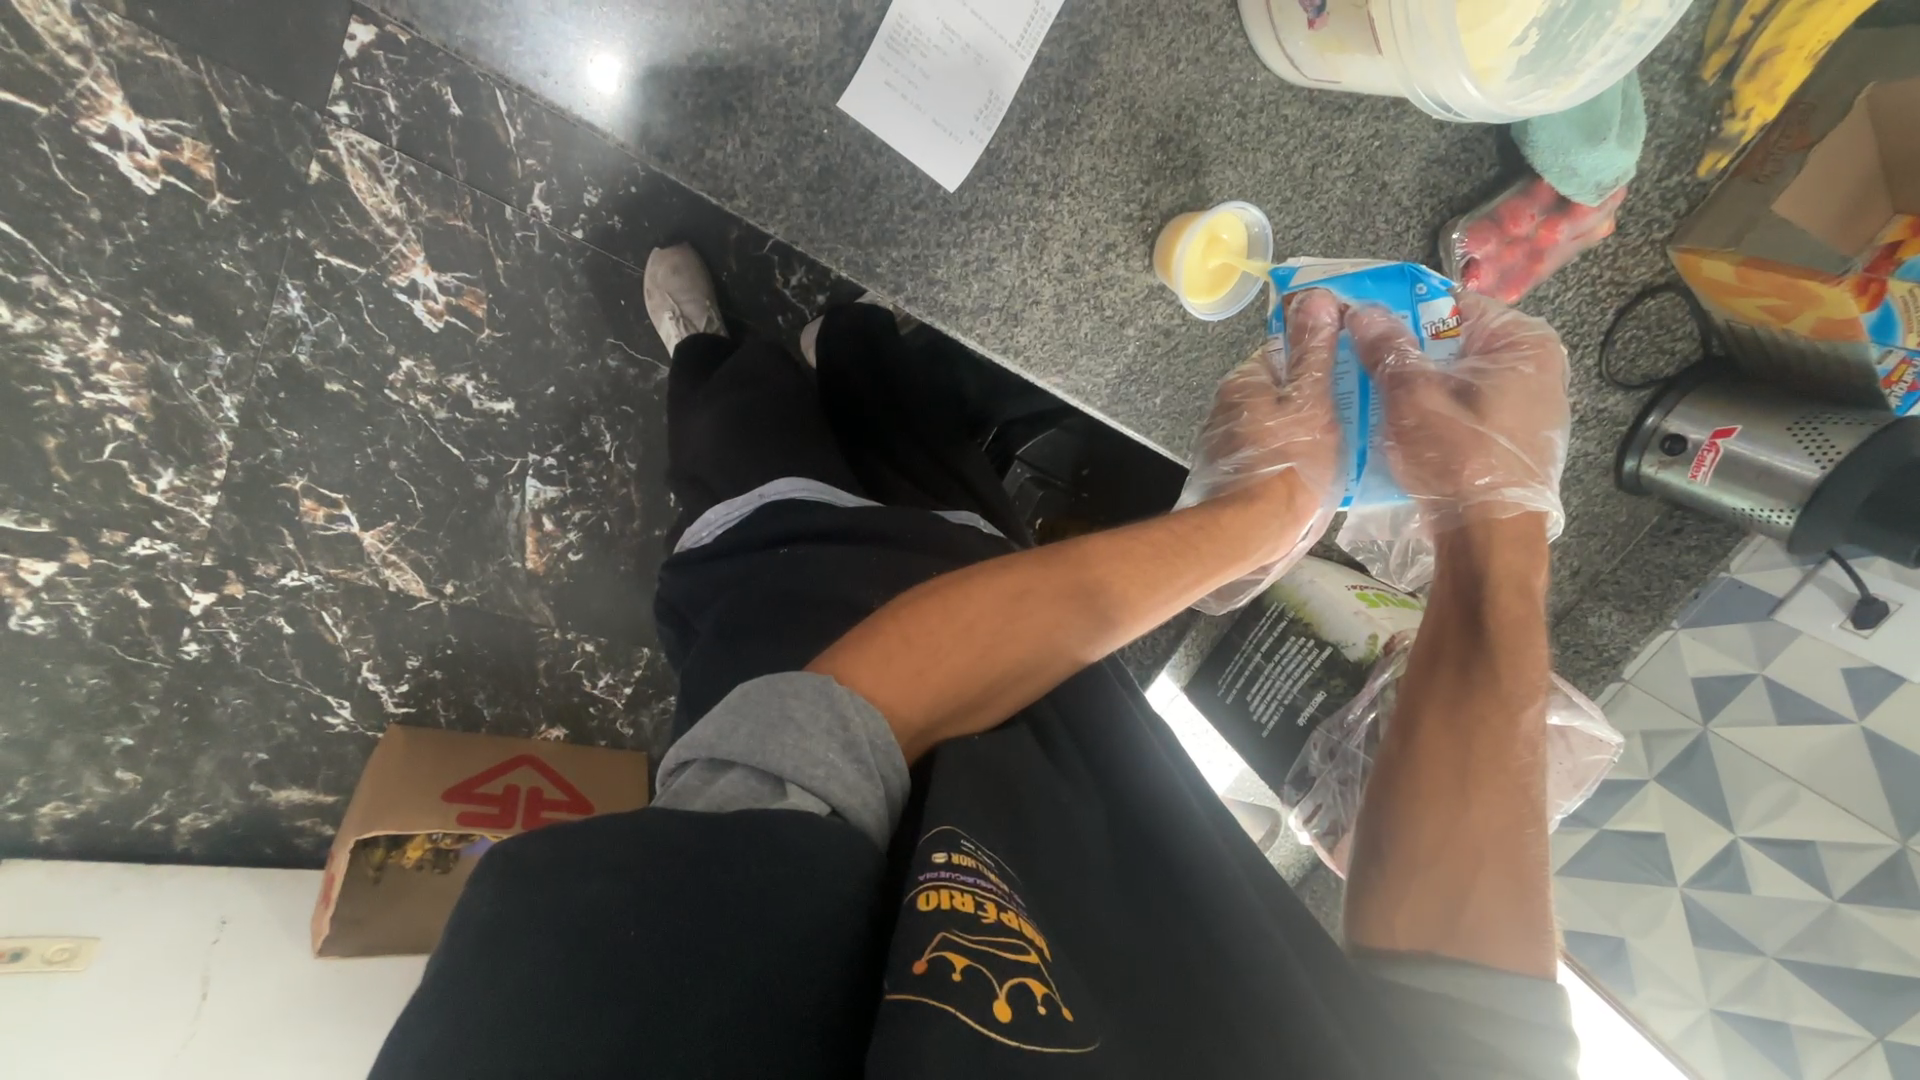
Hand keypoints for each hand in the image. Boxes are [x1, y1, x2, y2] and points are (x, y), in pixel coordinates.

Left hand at [1176, 288, 1343, 612]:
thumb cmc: (1288, 462)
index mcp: (1244, 382)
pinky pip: (1269, 452)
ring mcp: (1226, 442)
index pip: (1285, 350)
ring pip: (1275, 423)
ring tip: (1346, 440)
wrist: (1250, 529)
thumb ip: (1314, 353)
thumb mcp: (1312, 401)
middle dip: (1315, 396)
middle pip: (1280, 389)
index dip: (1321, 354)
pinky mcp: (1231, 474)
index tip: (1354, 368)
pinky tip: (1317, 468)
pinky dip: (1290, 455)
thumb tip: (1316, 295)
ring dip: (1304, 427)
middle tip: (1358, 410)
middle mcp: (1227, 407)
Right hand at [1345, 291, 1569, 535]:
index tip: (1354, 315)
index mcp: (1521, 341)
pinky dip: (1424, 410)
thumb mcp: (1412, 396)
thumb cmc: (1459, 457)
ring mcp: (1523, 404)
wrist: (1488, 536)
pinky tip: (1390, 423)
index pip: (1449, 304)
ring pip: (1450, 378)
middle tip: (1349, 355)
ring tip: (1360, 389)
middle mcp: (1532, 365)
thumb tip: (1361, 309)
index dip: (1396, 308)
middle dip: (1398, 350)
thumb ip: (1387, 348)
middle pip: (1449, 342)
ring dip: (1407, 383)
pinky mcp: (1508, 437)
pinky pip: (1457, 408)